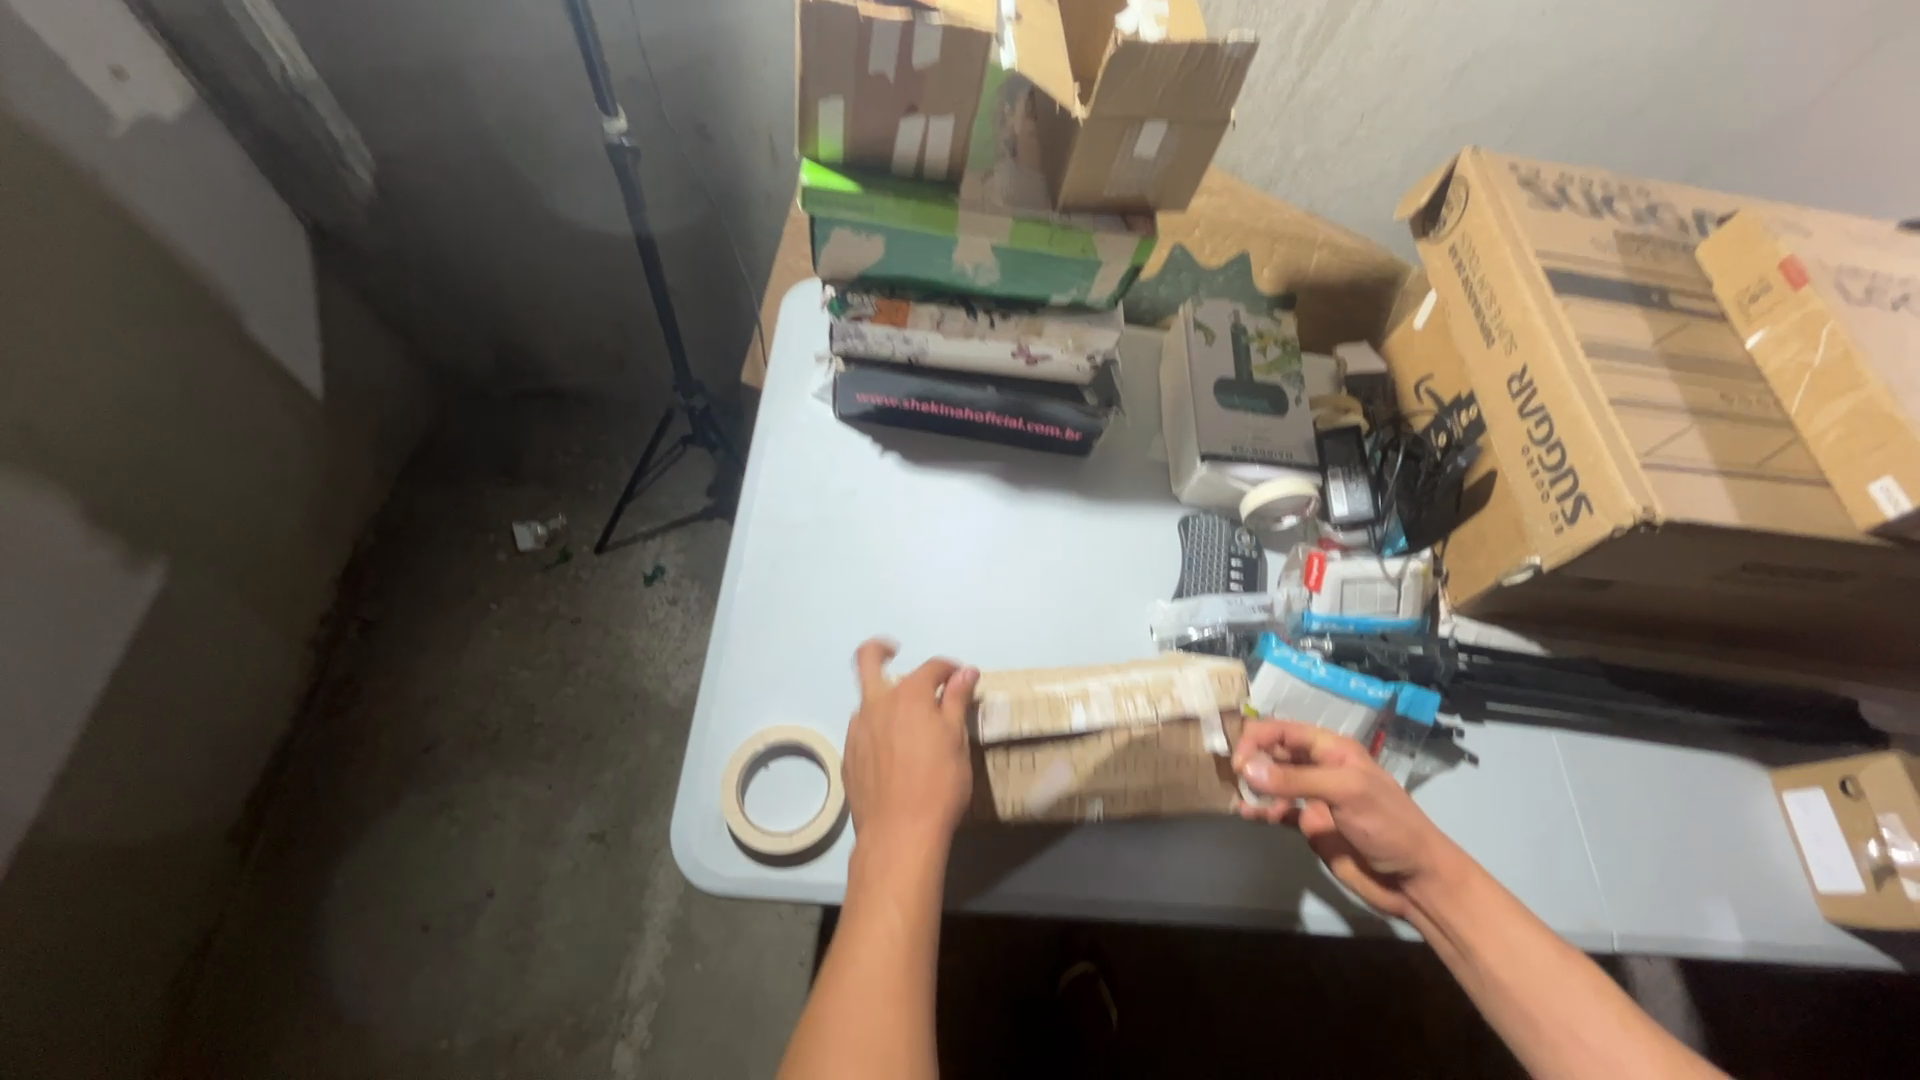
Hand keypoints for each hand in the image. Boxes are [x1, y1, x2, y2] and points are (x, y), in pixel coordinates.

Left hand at [844, 639, 978, 850]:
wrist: (899, 833)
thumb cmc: (939, 785)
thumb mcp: (957, 740)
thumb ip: (957, 700)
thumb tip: (965, 671)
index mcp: (908, 696)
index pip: (932, 668)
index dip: (949, 669)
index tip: (961, 679)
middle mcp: (876, 705)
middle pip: (868, 660)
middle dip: (880, 649)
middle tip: (894, 651)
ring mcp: (857, 731)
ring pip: (867, 701)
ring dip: (885, 699)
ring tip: (908, 721)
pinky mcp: (848, 756)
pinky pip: (863, 730)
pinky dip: (878, 728)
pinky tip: (894, 752)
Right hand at [1233, 718, 1460, 918]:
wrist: (1415, 881)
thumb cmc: (1388, 826)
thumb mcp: (1345, 792)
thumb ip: (1295, 780)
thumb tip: (1246, 769)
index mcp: (1332, 750)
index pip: (1284, 730)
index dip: (1257, 738)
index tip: (1239, 761)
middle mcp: (1319, 768)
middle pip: (1274, 752)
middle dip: (1251, 759)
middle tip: (1234, 778)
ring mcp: (1313, 797)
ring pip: (1271, 781)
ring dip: (1253, 786)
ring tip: (1241, 799)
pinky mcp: (1310, 825)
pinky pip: (1276, 811)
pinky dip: (1259, 810)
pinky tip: (1246, 814)